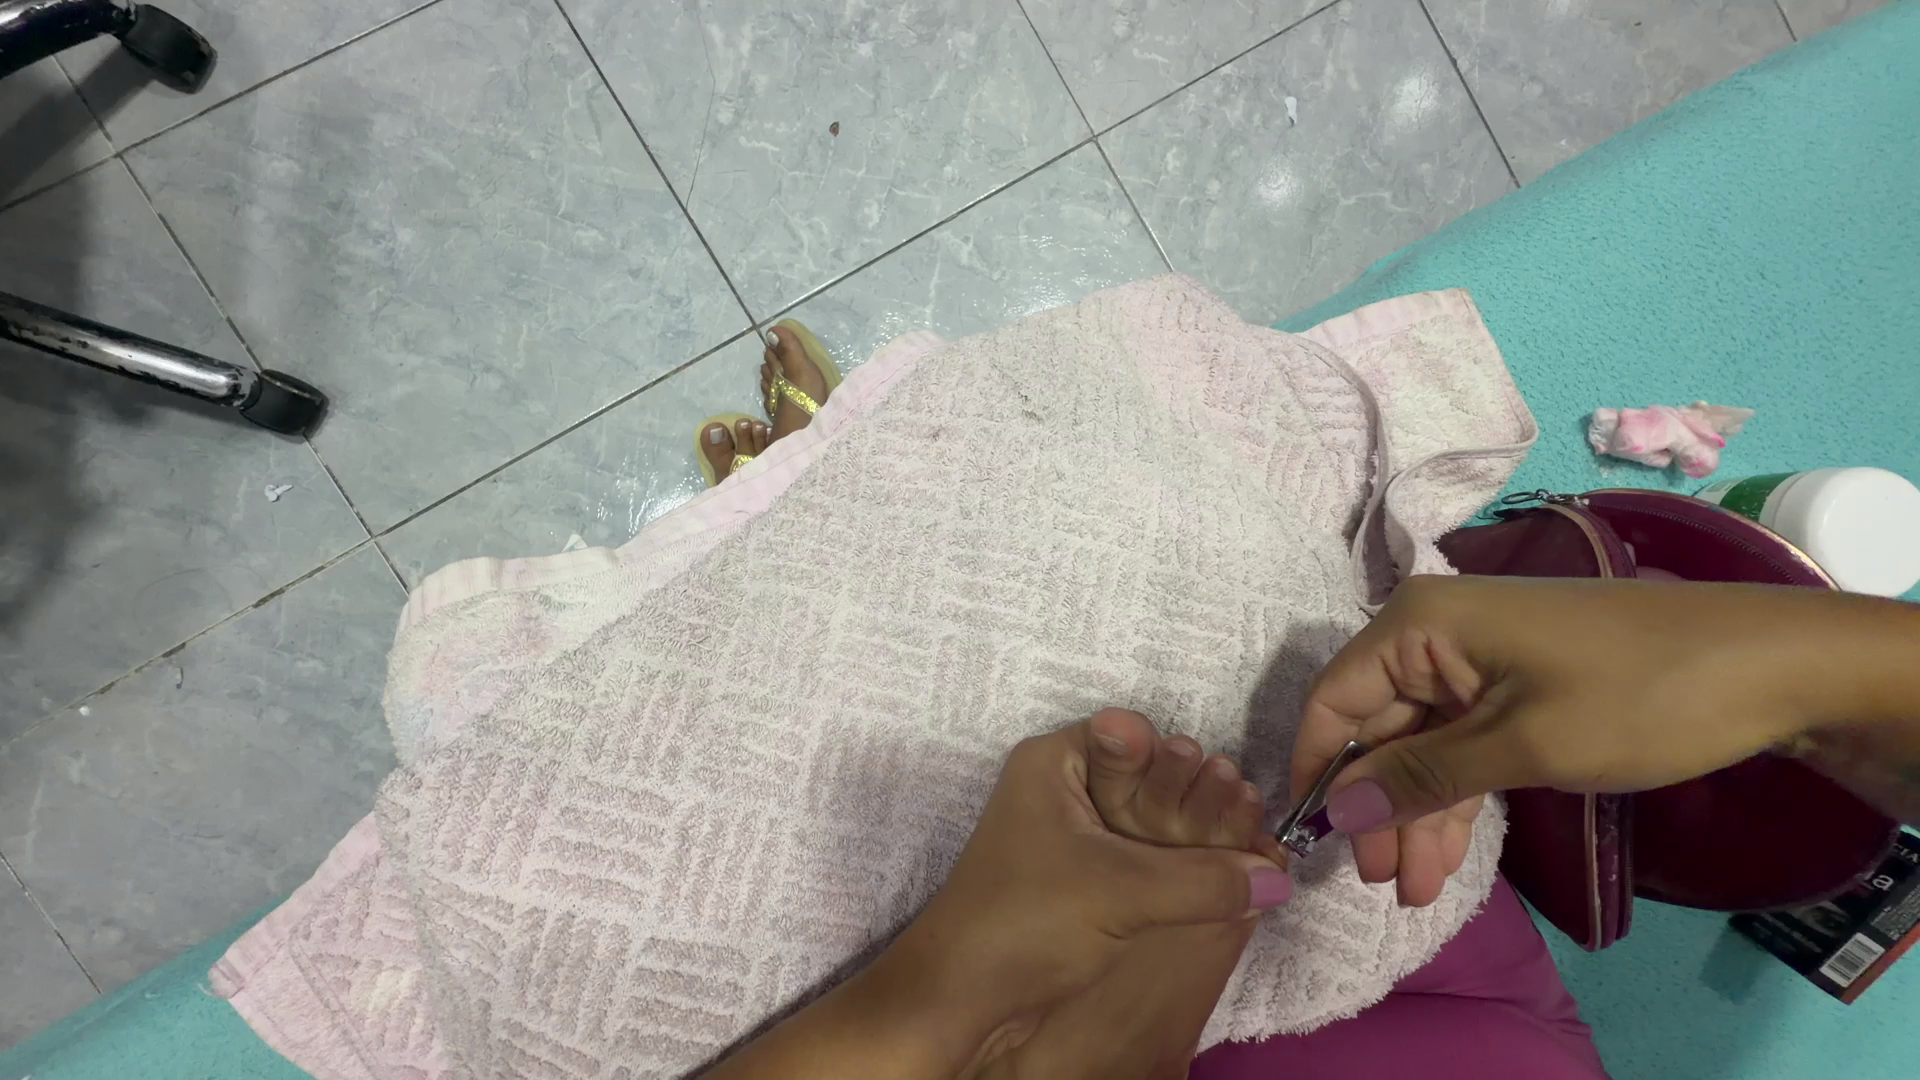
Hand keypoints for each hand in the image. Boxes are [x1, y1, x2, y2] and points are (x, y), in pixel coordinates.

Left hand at [910, 721, 1291, 1069]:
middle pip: (1142, 774)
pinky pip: (1137, 854)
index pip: (1129, 733)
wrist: (966, 999)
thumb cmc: (1028, 920)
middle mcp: (1061, 783)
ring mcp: (1069, 828)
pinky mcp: (1080, 871)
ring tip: (1244, 845)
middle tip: (1243, 809)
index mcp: (1054, 759)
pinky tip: (1219, 879)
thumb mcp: (1121, 891)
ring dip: (1188, 836)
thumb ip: (1205, 881)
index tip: (1221, 783)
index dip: (1174, 756)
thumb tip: (1279, 876)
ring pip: (1144, 818)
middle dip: (1192, 796)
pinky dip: (1173, 865)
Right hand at [1291, 575, 1919, 905]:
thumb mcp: (1523, 745)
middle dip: (1378, 805)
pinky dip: (1453, 797)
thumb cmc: (1639, 694)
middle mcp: (1426, 637)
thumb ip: (1421, 778)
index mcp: (1414, 626)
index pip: (1334, 700)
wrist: (1781, 666)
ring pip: (1416, 745)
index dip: (1317, 768)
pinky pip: (1457, 745)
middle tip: (1377, 877)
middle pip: (1376, 729)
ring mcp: (1465, 663)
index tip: (1313, 836)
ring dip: (1415, 812)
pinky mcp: (1500, 687)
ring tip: (1411, 886)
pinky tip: (1445, 856)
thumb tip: (1336, 812)